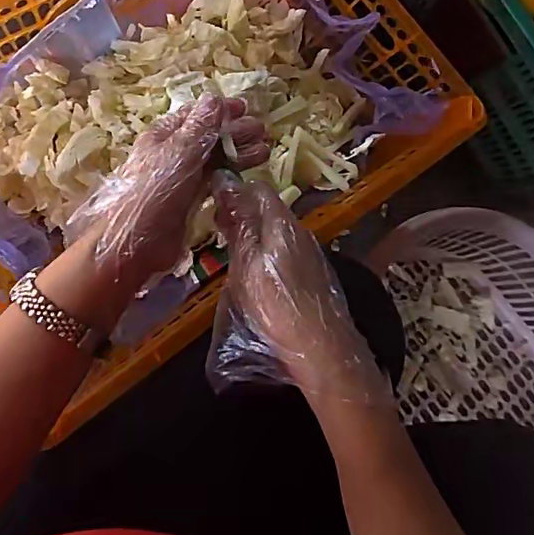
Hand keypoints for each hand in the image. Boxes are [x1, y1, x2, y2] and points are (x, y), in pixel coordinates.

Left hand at [64, 94, 266, 284]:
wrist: (132, 245)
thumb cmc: (152, 194)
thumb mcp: (177, 156)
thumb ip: (199, 129)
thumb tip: (214, 98)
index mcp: (163, 135)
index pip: (196, 114)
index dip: (220, 109)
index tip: (246, 108)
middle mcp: (173, 152)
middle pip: (209, 135)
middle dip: (235, 131)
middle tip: (262, 131)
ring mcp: (182, 176)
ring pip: (214, 157)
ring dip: (239, 151)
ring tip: (265, 150)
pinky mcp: (190, 199)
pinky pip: (214, 178)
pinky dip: (232, 171)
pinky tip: (250, 171)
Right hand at [210, 172, 389, 404]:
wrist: (323, 353)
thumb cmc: (278, 307)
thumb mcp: (247, 266)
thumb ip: (239, 225)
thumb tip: (225, 181)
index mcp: (282, 223)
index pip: (258, 188)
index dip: (233, 190)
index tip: (210, 204)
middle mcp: (300, 231)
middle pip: (267, 208)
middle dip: (241, 212)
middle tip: (215, 228)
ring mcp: (309, 253)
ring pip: (275, 230)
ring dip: (252, 233)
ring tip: (229, 249)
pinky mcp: (312, 274)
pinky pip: (283, 249)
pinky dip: (265, 251)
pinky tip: (254, 271)